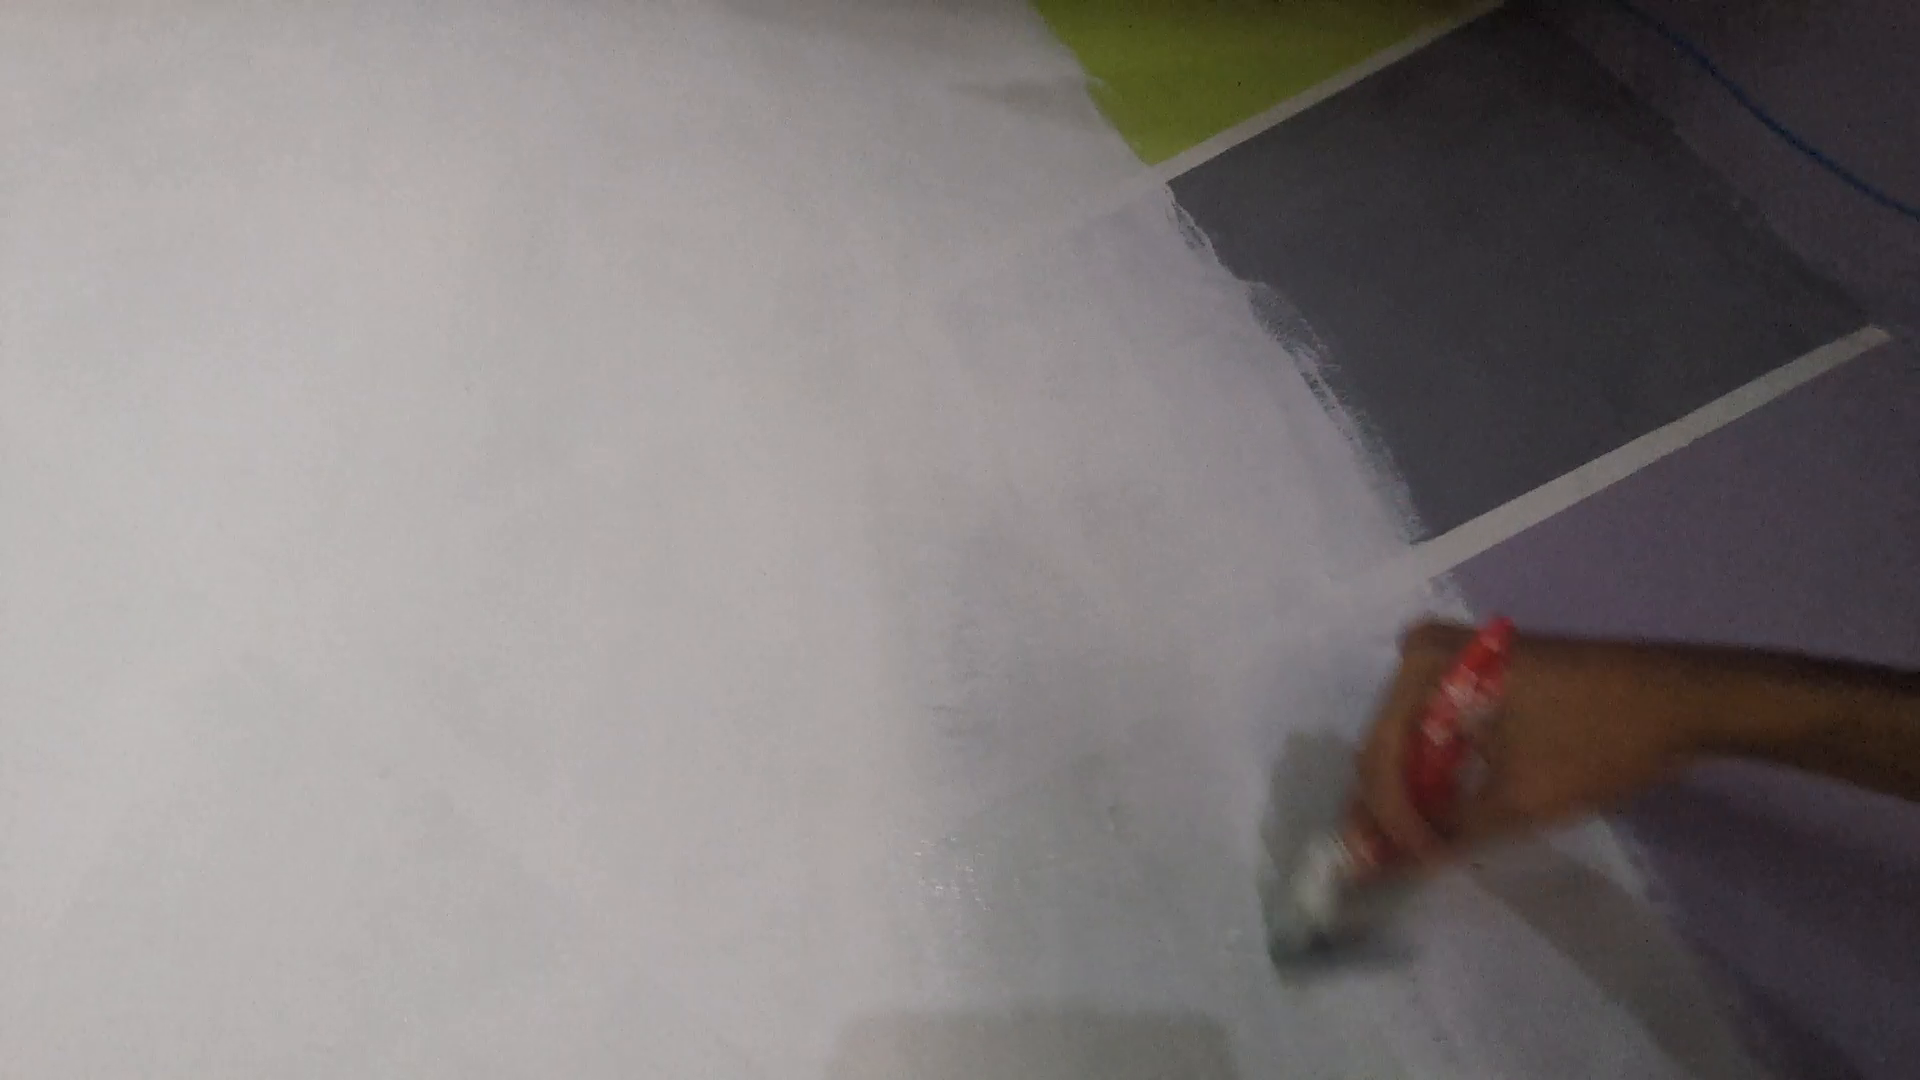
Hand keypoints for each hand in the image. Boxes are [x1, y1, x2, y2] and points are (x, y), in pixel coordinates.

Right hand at [1355, 620, 1703, 864]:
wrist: (1685, 696)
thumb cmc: (1600, 740)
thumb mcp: (1523, 796)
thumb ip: (1452, 831)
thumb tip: (1399, 863)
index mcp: (1422, 665)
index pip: (1381, 751)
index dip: (1390, 815)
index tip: (1408, 865)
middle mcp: (1417, 651)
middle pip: (1386, 741)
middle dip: (1390, 803)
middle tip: (1391, 858)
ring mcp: (1441, 655)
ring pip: (1404, 735)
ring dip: (1406, 789)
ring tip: (1406, 840)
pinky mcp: (1464, 668)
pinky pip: (1428, 723)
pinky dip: (1431, 766)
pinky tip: (1431, 805)